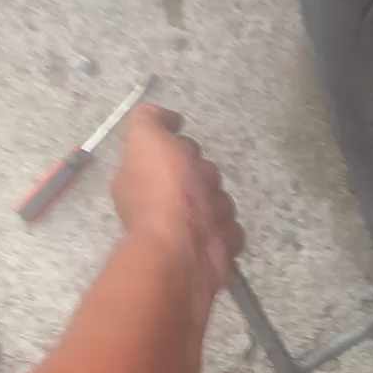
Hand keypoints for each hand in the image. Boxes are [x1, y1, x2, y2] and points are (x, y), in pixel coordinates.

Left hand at [111, 104, 243, 299]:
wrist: (181, 252)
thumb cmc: (163, 193)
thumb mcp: (146, 138)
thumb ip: (150, 119)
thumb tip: (169, 119)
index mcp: (142, 177)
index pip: (174, 151)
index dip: (183, 149)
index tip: (183, 155)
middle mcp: (161, 204)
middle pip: (201, 175)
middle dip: (205, 177)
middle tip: (196, 188)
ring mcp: (186, 231)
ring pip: (219, 203)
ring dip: (218, 206)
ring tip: (206, 218)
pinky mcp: (209, 253)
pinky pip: (230, 232)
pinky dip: (226, 233)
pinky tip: (215, 237)